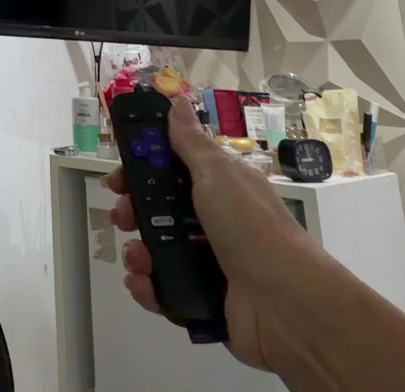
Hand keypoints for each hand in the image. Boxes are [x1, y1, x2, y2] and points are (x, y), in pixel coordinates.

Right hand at [104, 103, 316, 372]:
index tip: (117, 177)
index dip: (140, 172)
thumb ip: (191, 140)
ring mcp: (208, 262)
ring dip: (137, 253)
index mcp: (218, 188)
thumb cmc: (250, 225)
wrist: (288, 303)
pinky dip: (148, 287)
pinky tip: (143, 283)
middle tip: (122, 217)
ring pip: (156, 251)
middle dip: (132, 213)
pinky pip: (164, 289)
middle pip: (158, 212)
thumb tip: (178, 100)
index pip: (170, 172)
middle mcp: (213, 222)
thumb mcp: (218, 173)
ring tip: (138, 258)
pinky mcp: (203, 298)